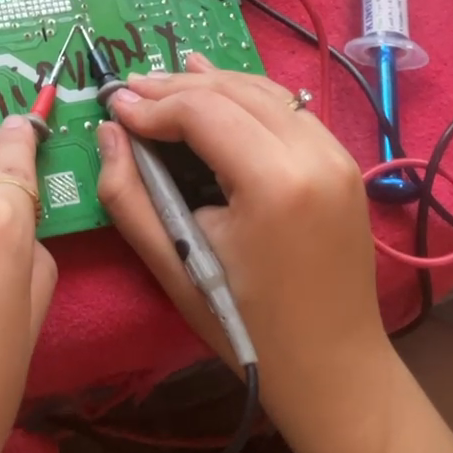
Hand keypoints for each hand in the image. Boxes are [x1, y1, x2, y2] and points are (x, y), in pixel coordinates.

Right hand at [96, 55, 452, 452]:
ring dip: (210, 83)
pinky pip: (287, 109)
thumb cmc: (245, 325)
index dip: (153, 105)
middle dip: (175, 86)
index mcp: (275, 184)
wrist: (334, 369)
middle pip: (233, 91)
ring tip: (161, 84)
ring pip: (263, 90)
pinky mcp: (344, 161)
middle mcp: (314, 155)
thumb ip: (127, 195)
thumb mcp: (172, 266)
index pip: (204, 112)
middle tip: (130, 89)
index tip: (114, 106)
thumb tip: (108, 131)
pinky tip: (215, 87)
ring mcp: (337, 154)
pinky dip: (245, 95)